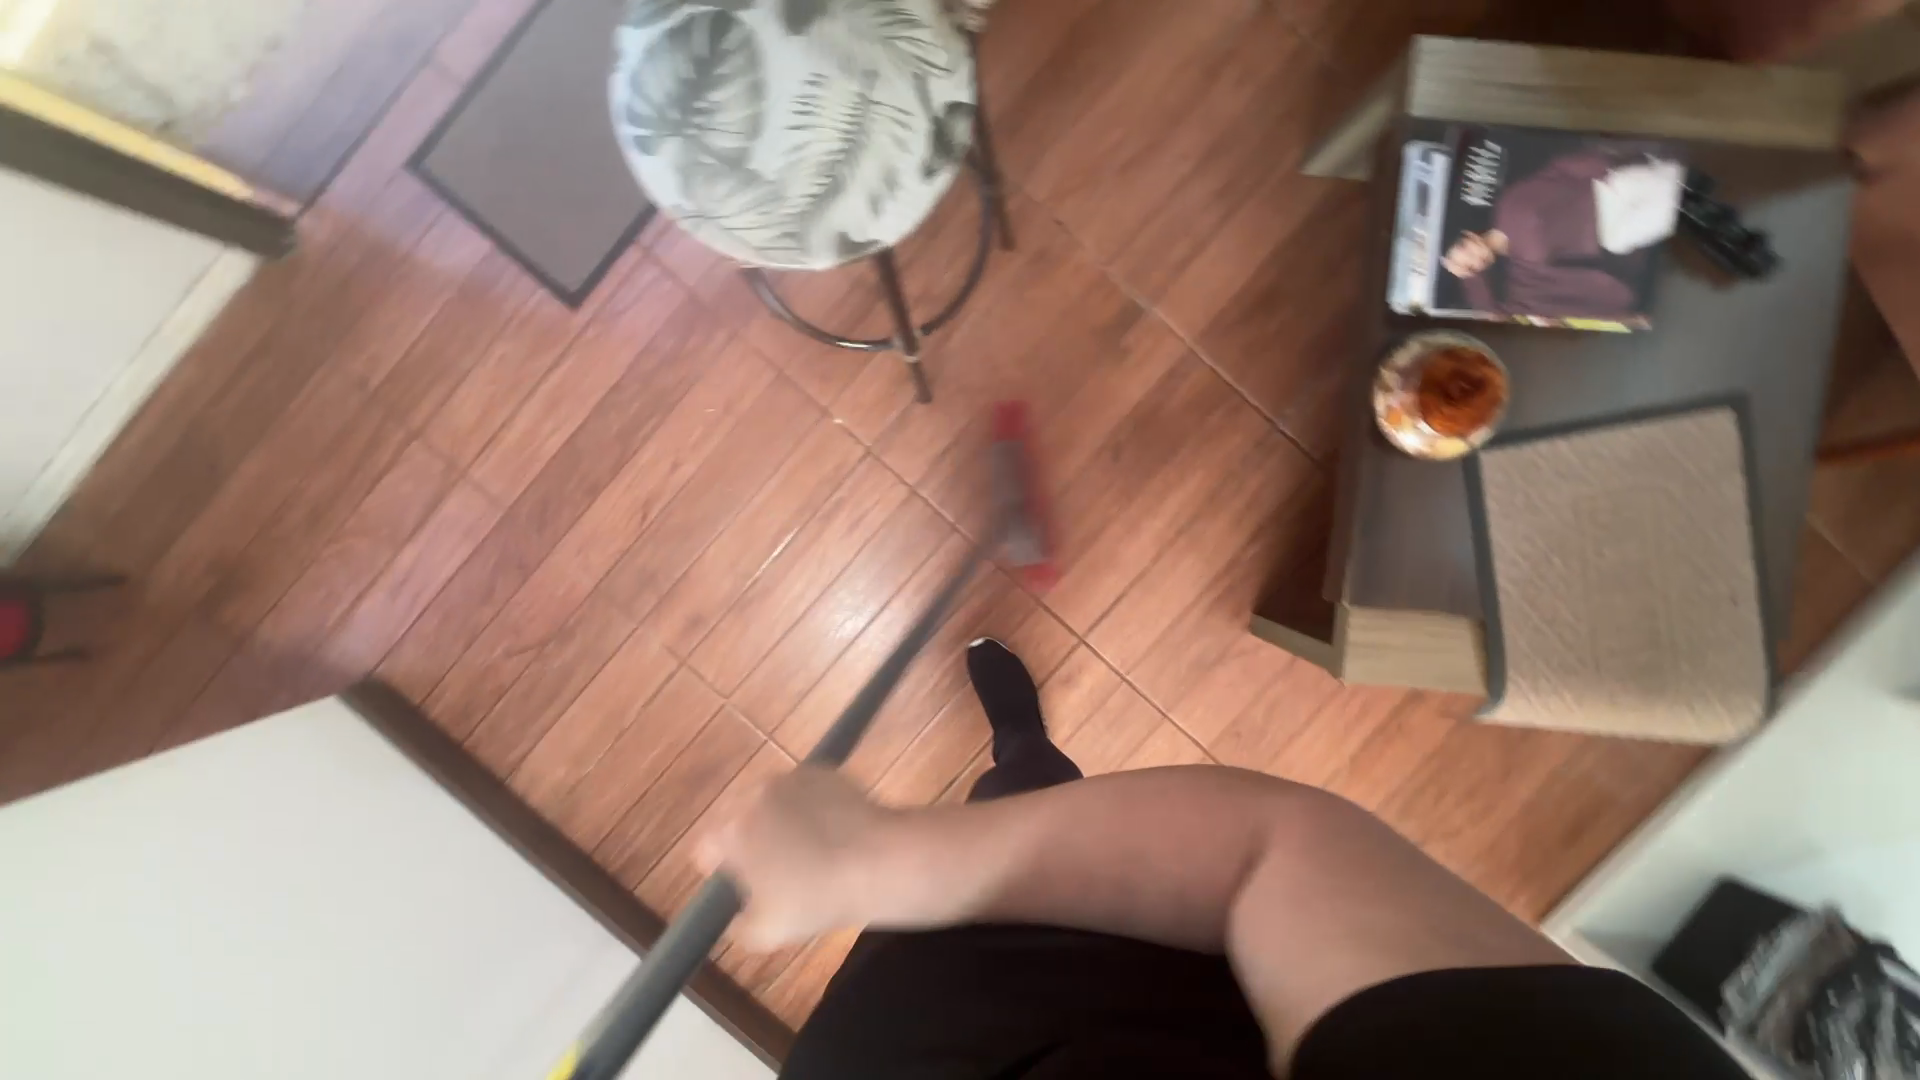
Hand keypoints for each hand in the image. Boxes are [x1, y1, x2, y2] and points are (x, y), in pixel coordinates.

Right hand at [697, 766, 893, 948]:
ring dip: (775, 816)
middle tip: (772, 865)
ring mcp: (790, 776)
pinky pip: (801, 789)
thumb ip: (737, 925)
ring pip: (768, 799)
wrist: (878, 861)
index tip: (740, 884)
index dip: (720, 868)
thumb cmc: (817, 899)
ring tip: (804, 844)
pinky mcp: (821, 769)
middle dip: (746, 837)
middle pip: (734, 816)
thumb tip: (735, 915)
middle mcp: (754, 793)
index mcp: (731, 830)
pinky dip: (805, 803)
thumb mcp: (766, 933)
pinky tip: (827, 827)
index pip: (705, 848)